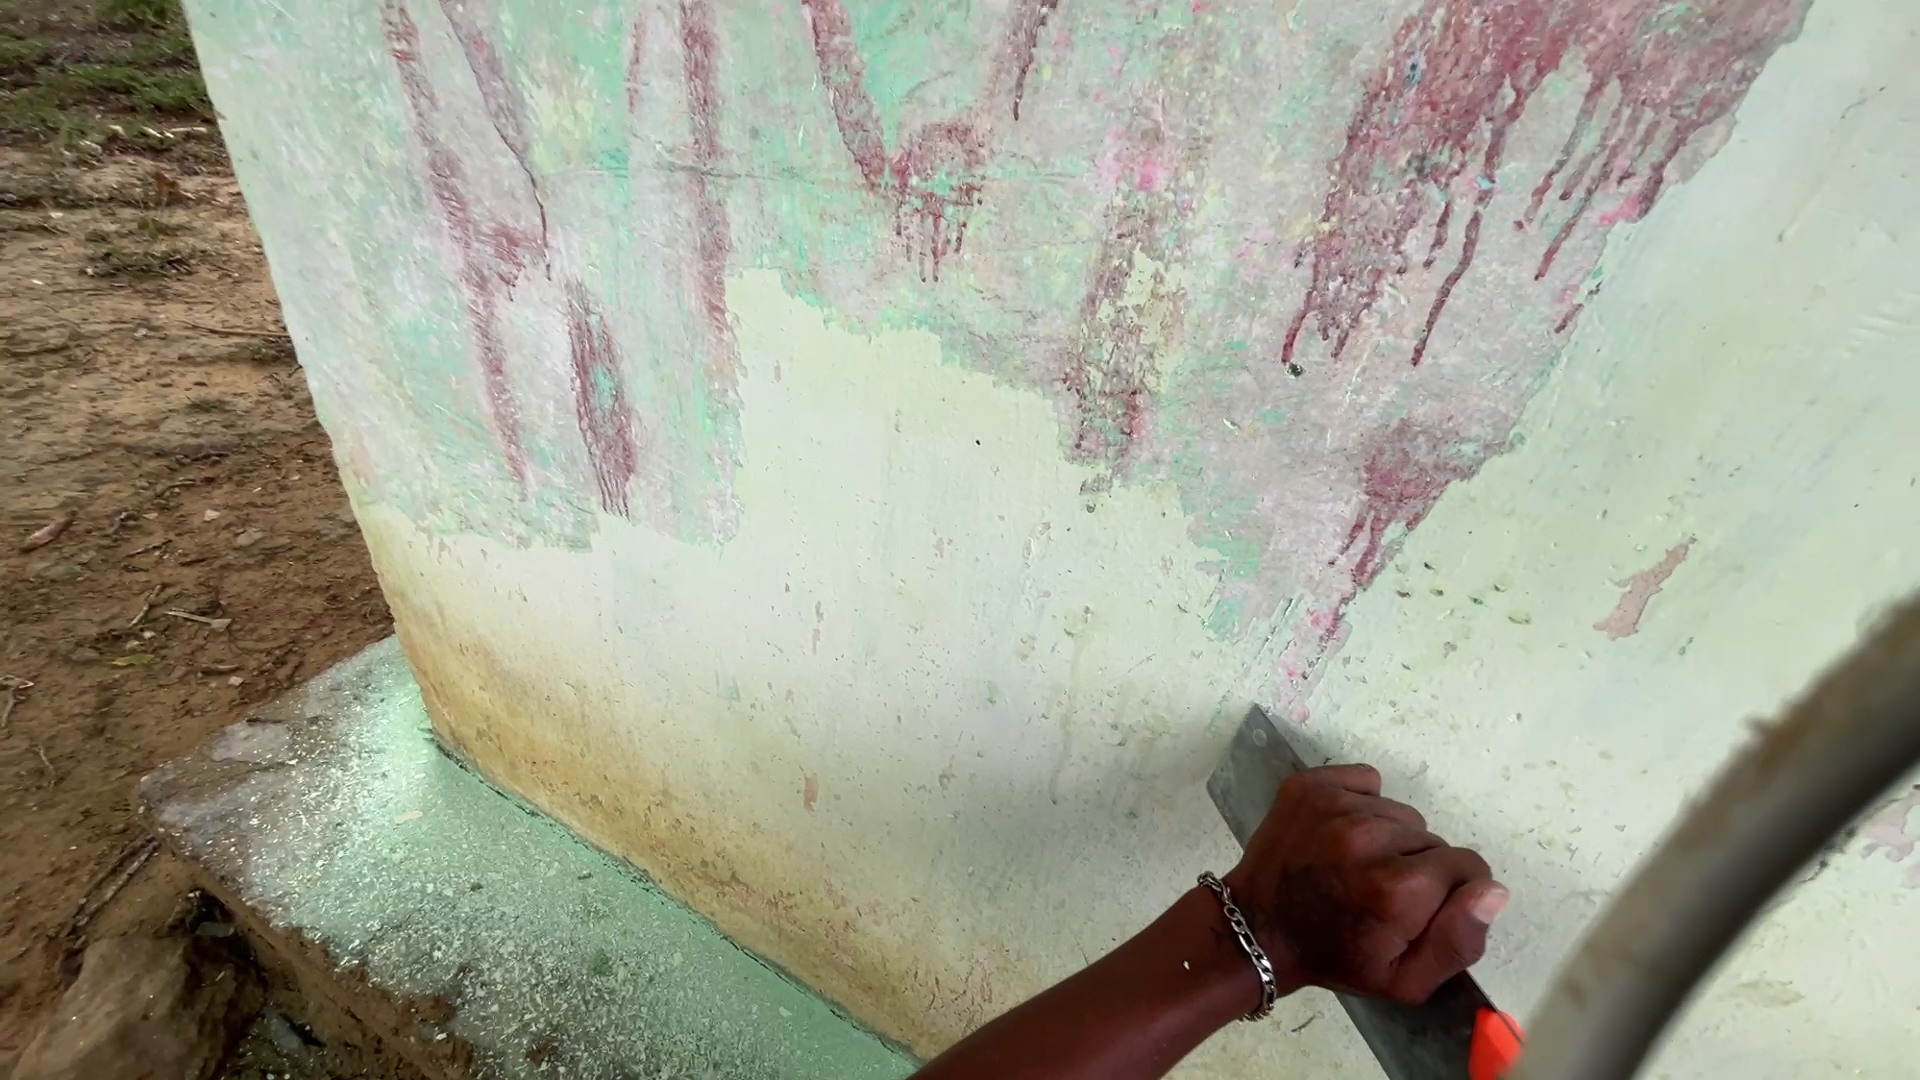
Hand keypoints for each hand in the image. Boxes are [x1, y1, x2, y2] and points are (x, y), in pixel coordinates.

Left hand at [1223, 763, 1505, 1004]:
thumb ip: (1459, 939)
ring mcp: (1332, 805)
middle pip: (1431, 838)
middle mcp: (1365, 838)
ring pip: (1400, 812)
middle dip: (1419, 864)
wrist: (1258, 924)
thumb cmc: (1336, 954)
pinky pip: (1367, 779)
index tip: (1421, 904)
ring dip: (1391, 835)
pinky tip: (1343, 830)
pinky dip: (1365, 800)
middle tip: (1380, 887)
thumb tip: (1492, 890)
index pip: (1467, 867)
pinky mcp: (1308, 785)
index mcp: (1396, 889)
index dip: (1453, 889)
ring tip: (1358, 863)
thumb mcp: (1406, 979)